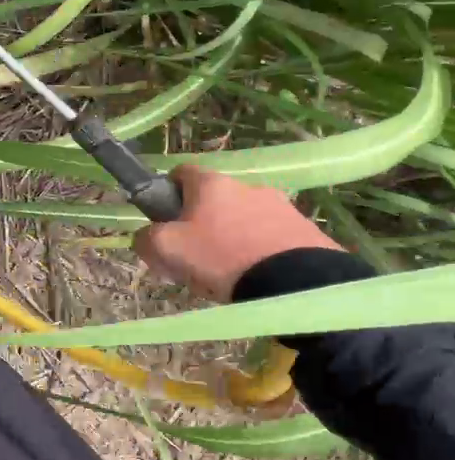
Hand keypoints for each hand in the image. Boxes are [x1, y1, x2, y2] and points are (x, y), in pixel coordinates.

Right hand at [133, 165, 342, 300]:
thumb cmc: (222, 256)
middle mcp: (250, 187)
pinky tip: (260, 277)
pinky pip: (277, 238)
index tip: (166, 217)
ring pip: (248, 219)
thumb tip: (147, 238)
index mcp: (212, 183)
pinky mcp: (314, 235)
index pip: (181, 172)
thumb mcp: (164, 248)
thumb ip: (145, 237)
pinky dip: (265, 252)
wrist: (303, 287)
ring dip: (237, 237)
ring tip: (233, 271)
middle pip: (216, 199)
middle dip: (205, 220)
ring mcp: (286, 210)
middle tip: (197, 251)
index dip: (168, 191)